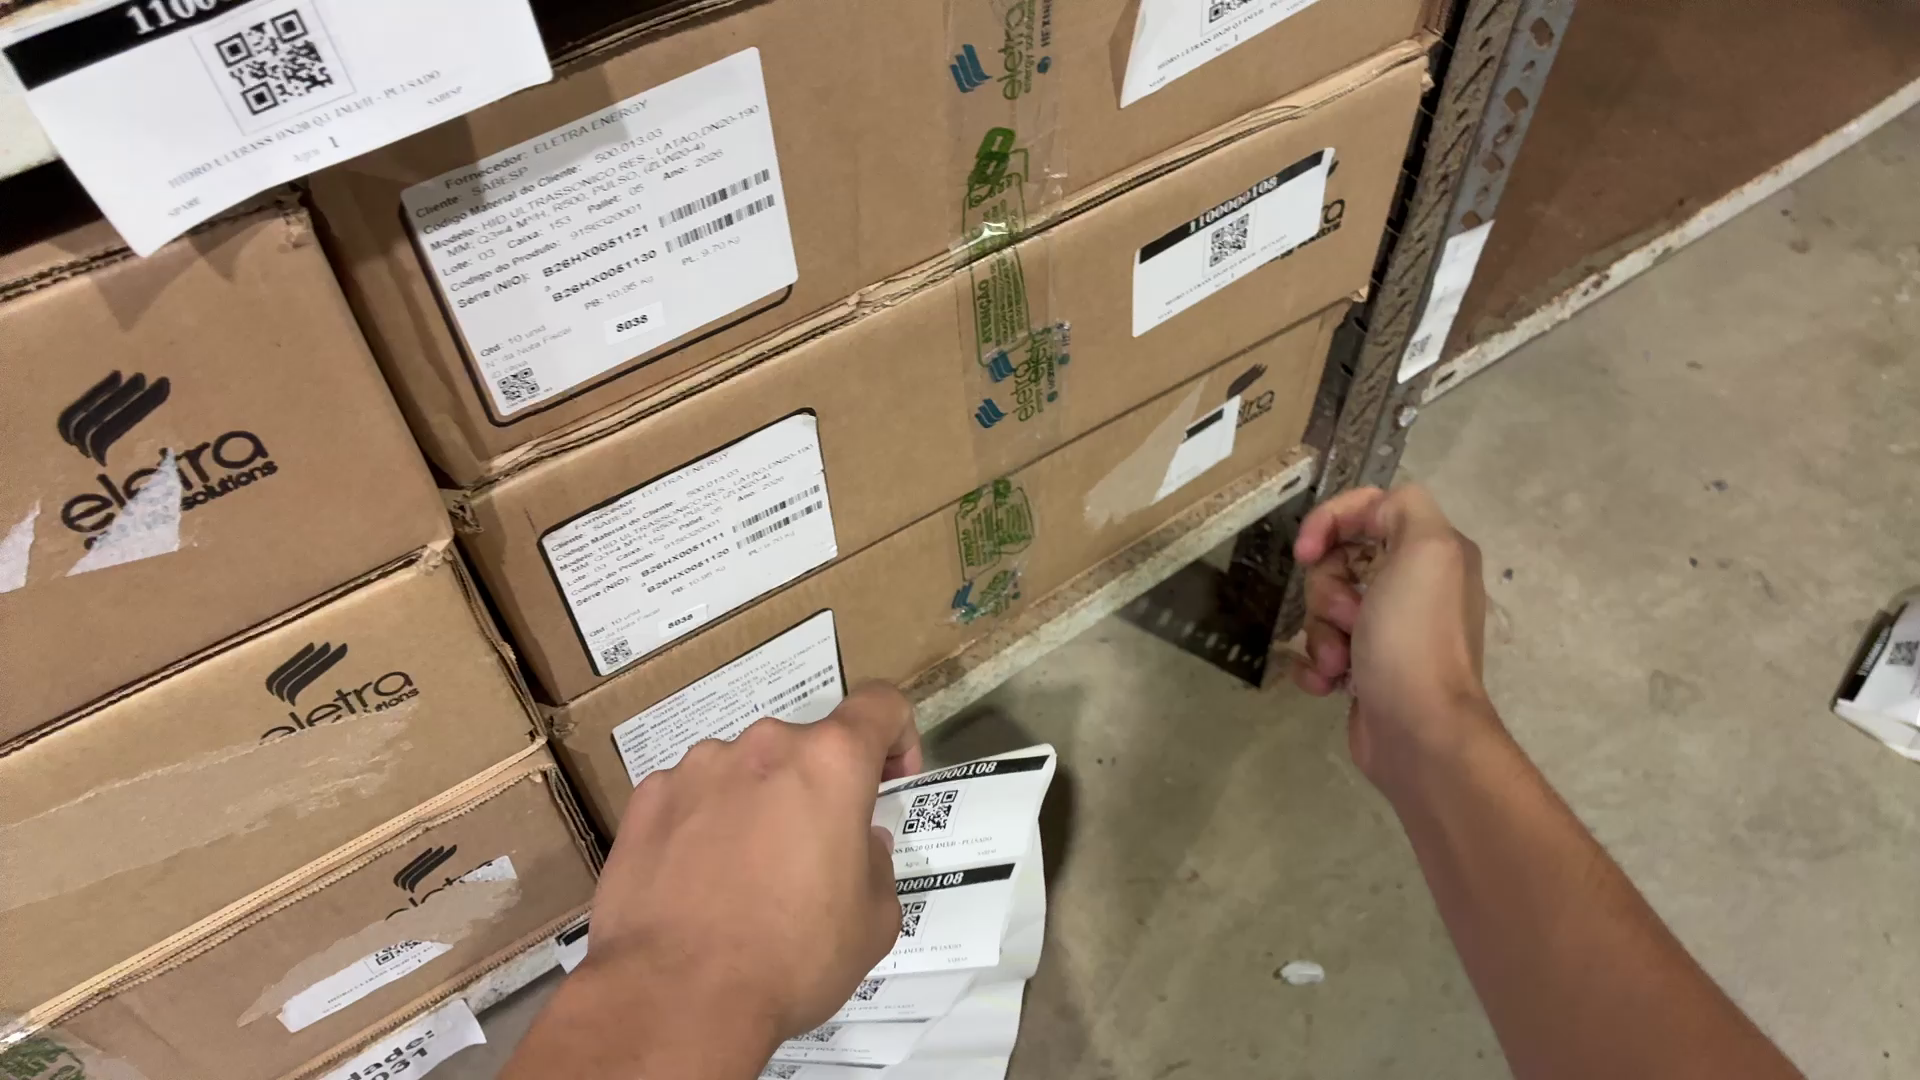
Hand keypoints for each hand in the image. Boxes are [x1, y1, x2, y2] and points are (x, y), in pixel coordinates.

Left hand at [525, 682, 921, 1077]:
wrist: (674, 1001)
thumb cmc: (793, 956)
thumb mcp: (874, 920)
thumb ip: (876, 862)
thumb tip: (856, 843)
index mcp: (831, 761)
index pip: (880, 705)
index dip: (896, 735)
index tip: (889, 781)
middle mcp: (766, 746)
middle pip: (808, 747)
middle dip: (819, 787)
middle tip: (813, 853)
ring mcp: (700, 767)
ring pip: (748, 768)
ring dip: (760, 801)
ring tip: (746, 873)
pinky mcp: (649, 798)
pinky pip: (694, 795)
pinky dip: (705, 821)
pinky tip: (698, 879)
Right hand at [1292, 485, 1497, 793]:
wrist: (1418, 731)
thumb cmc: (1414, 638)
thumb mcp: (1426, 550)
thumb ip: (1403, 508)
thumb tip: (1371, 514)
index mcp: (1430, 552)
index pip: (1367, 509)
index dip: (1328, 522)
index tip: (1307, 553)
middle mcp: (1412, 586)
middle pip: (1336, 561)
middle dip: (1325, 591)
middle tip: (1347, 618)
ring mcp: (1386, 630)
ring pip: (1321, 607)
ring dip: (1320, 634)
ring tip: (1340, 663)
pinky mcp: (1364, 667)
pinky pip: (1318, 648)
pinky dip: (1315, 664)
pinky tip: (1329, 683)